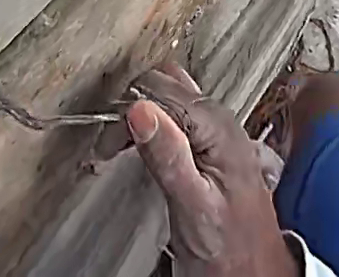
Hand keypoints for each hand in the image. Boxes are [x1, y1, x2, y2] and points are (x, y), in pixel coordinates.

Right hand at [127, 65, 298, 276]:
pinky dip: (154, 119)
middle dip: (132, 106)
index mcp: (216, 124)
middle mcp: (218, 116)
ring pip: (167, 95)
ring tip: (119, 140)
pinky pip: (175, 112)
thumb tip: (138, 109)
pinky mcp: (209, 140)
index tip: (107, 144)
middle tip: (109, 144)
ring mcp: (215, 126)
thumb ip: (168, 157)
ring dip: (141, 110)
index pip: (159, 92)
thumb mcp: (194, 209)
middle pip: (163, 87)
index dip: (127, 113)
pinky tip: (143, 139)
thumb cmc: (231, 251)